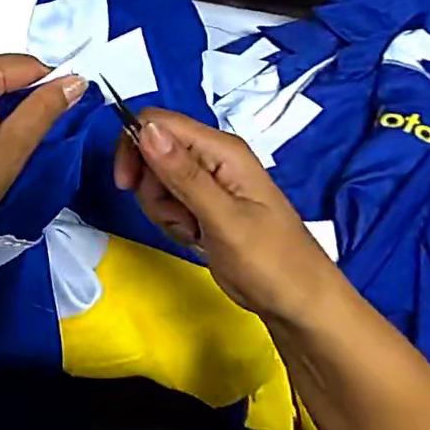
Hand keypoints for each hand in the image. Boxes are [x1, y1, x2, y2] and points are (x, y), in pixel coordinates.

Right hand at [114, 109, 345, 324]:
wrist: (302, 307)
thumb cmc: (272, 263)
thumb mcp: (224, 220)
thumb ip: (183, 174)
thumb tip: (146, 128)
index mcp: (221, 149)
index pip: (158, 122)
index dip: (134, 144)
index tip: (127, 183)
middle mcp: (212, 156)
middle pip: (152, 149)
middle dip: (150, 185)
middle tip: (174, 216)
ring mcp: (208, 179)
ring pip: (155, 177)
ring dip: (161, 207)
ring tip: (192, 231)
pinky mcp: (203, 201)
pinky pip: (167, 198)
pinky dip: (170, 219)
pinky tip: (194, 237)